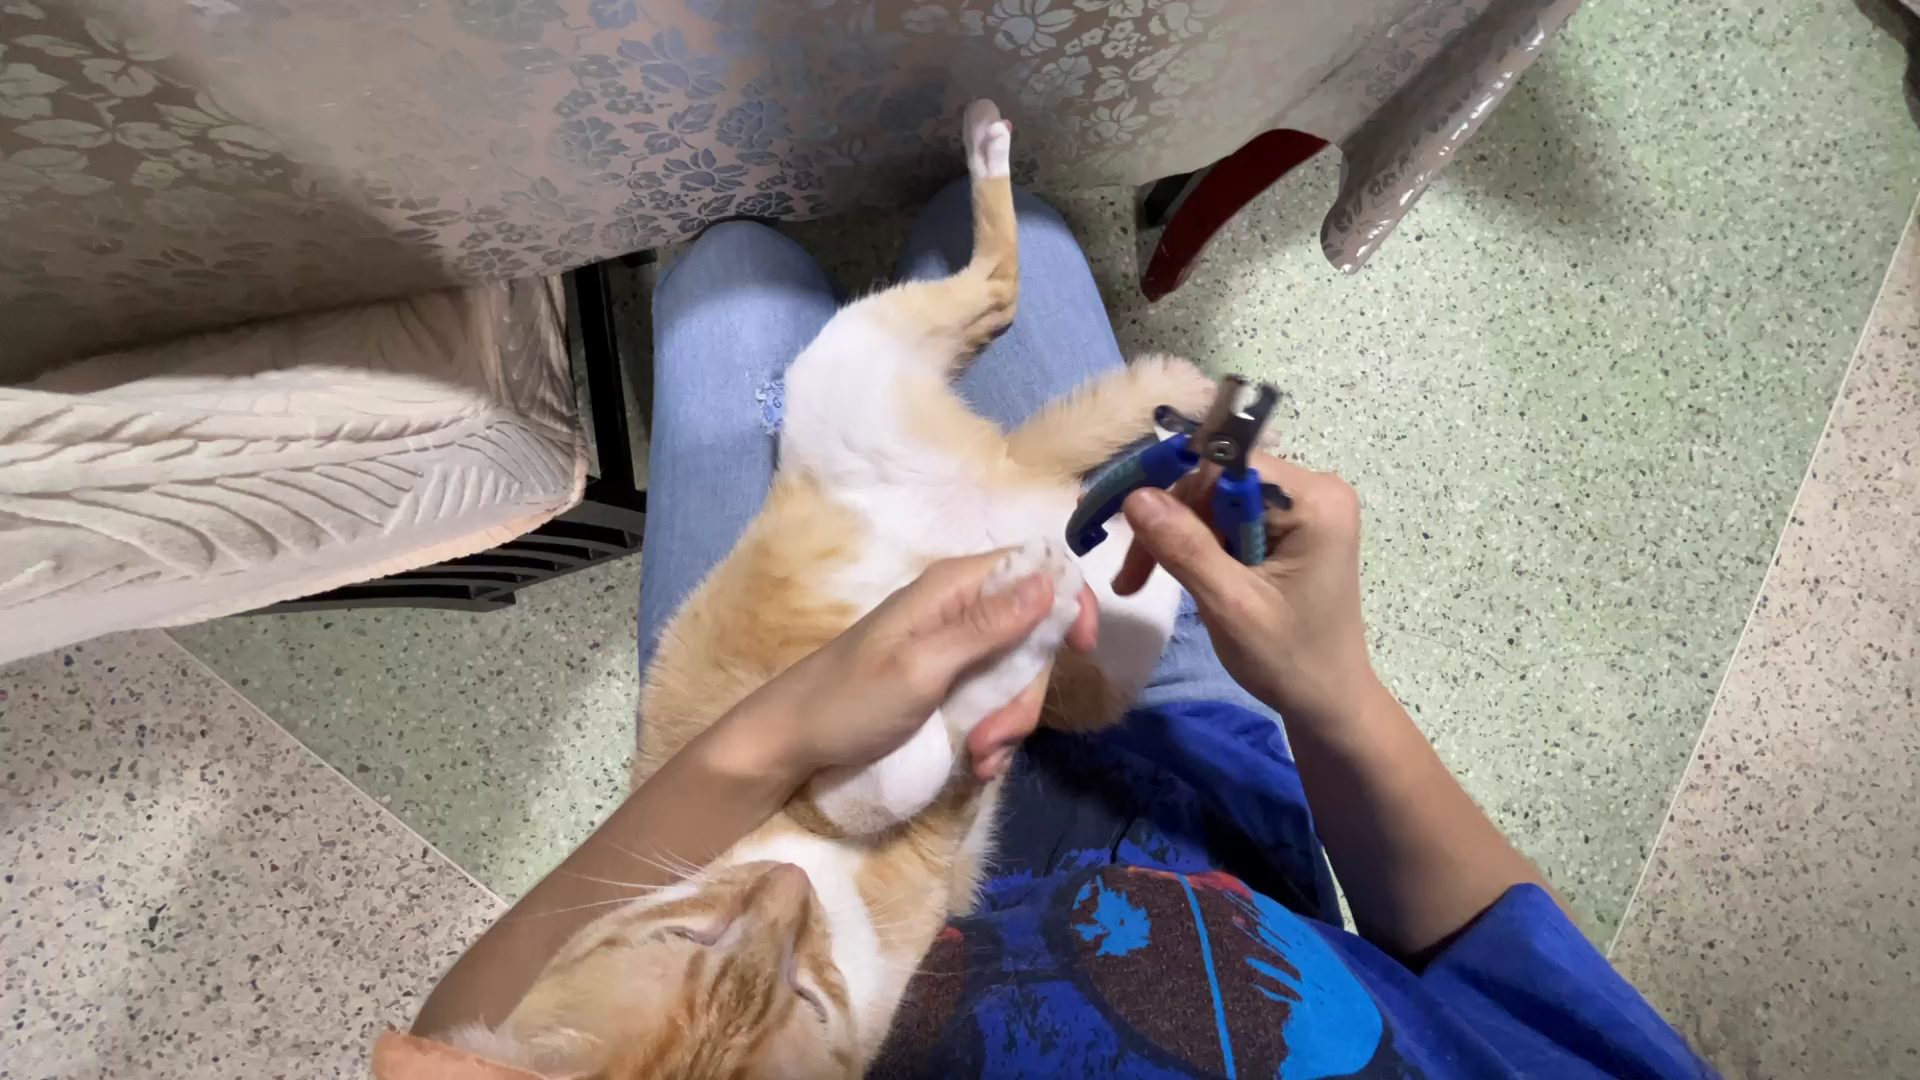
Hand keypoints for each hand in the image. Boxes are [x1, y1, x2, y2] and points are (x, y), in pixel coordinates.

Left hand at [726, 551, 1097, 786]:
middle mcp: (962, 609)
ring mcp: (957, 649)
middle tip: (994, 737)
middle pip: (1033, 635)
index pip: (1035, 568)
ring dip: (1008, 722)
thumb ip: (986, 626)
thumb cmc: (849, 700)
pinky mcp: (951, 683)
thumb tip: (1050, 580)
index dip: (1067, 600)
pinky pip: (996, 701)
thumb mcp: (921, 666)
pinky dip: (994, 734)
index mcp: (954, 587)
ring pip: (1018, 675)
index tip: (1081, 649)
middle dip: (1025, 692)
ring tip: (977, 757)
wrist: (794, 742)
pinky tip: (975, 762)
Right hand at [1112, 452, 1375, 724]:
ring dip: (1171, 539)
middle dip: (1166, 524)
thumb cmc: (1288, 658)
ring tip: (1140, 582)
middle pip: (1213, 482)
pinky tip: (1174, 574)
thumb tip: (1136, 496)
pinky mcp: (1284, 526)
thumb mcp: (1230, 605)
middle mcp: (1311, 490)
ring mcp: (1298, 507)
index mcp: (1313, 501)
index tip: (1127, 526)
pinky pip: (1222, 518)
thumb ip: (1185, 547)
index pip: (1223, 466)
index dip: (1170, 489)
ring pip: (1210, 501)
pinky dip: (1190, 546)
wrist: (1326, 699)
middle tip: (1131, 577)